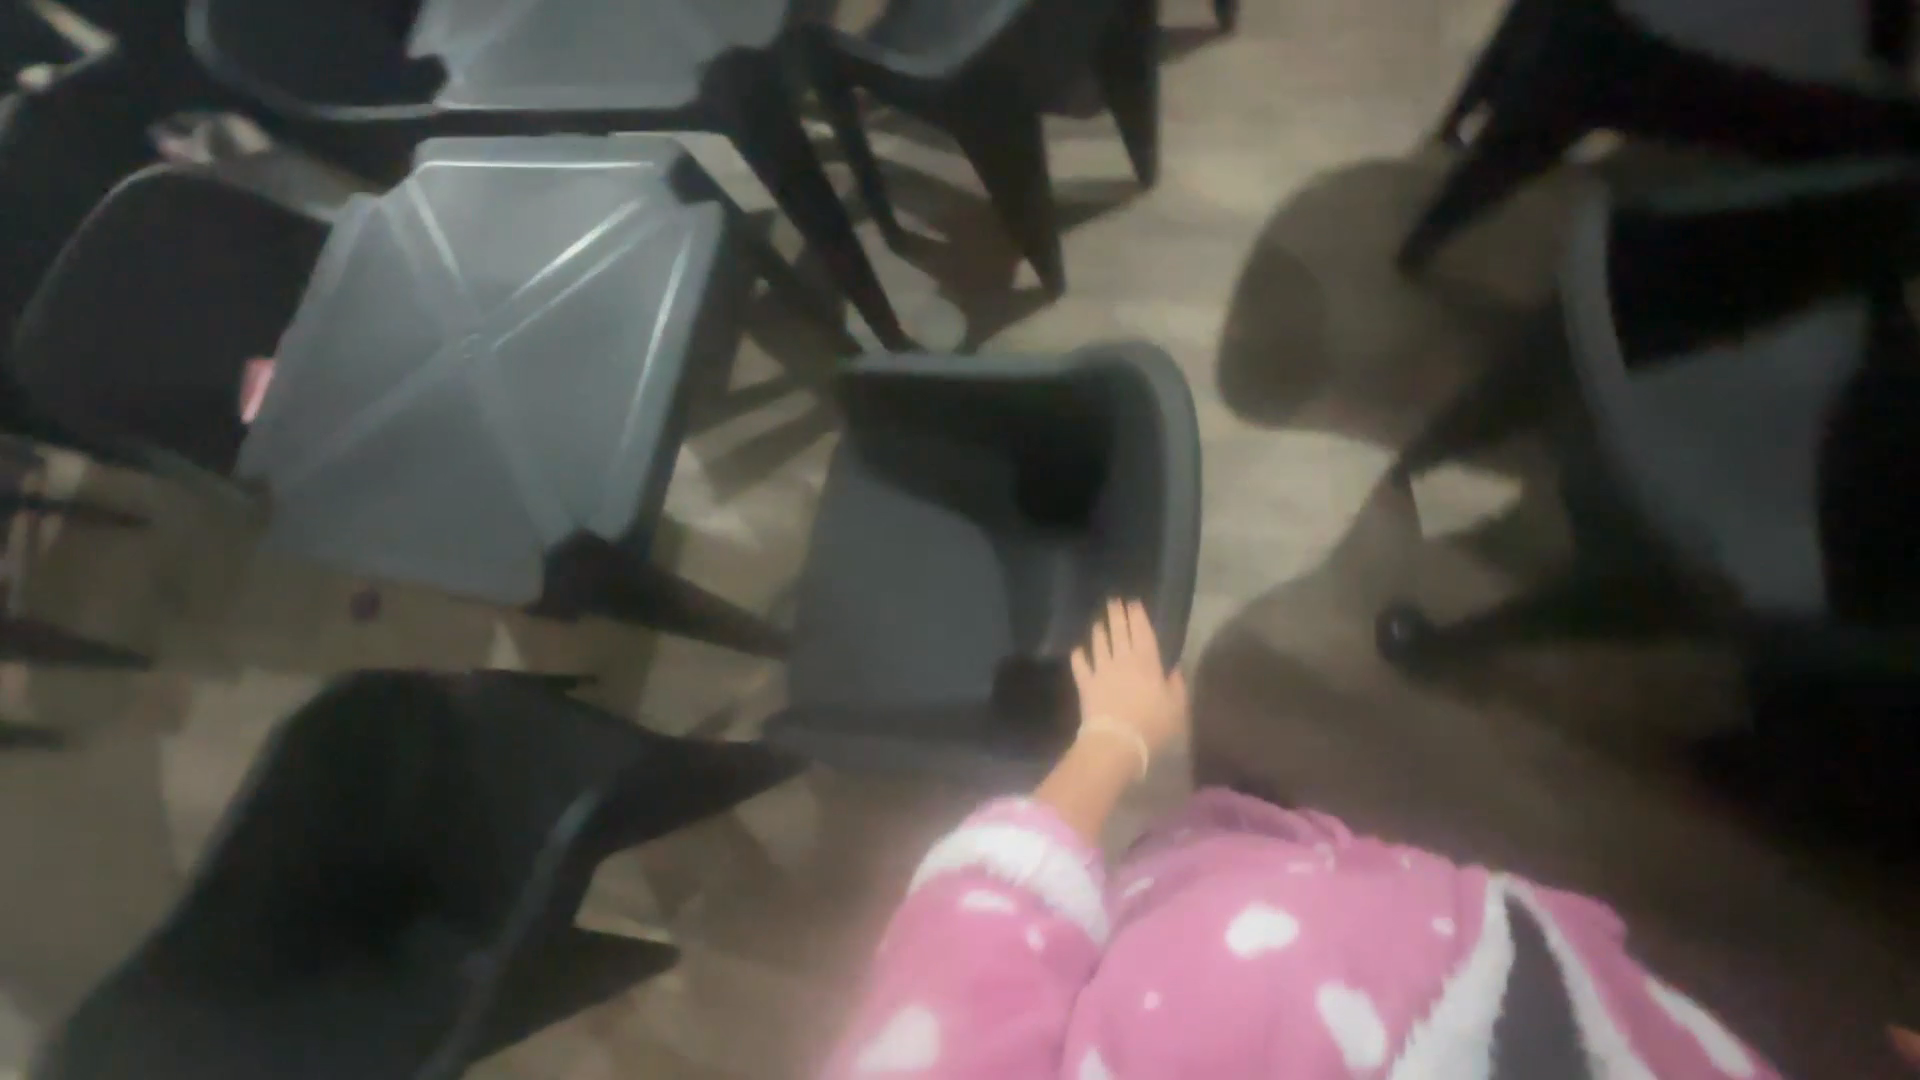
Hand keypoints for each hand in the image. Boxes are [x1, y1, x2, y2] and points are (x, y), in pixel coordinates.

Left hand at [1069, 598, 1188, 759]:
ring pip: (1099, 643)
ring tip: (1098, 622)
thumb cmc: (1153, 725)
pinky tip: (1077, 650)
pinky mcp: (1086, 683)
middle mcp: (1123, 660)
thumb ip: (1176, 685)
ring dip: (1099, 631)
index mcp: (1147, 662)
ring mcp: (1102, 670)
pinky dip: (1078, 656)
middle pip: (1119, 632)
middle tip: (1113, 601)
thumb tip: (1174, 668)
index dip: (1137, 616)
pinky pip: (1080, 665)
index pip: (1142, 632)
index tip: (1133, 602)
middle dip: (1117, 614)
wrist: (1118, 740)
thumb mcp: (1177, 707)